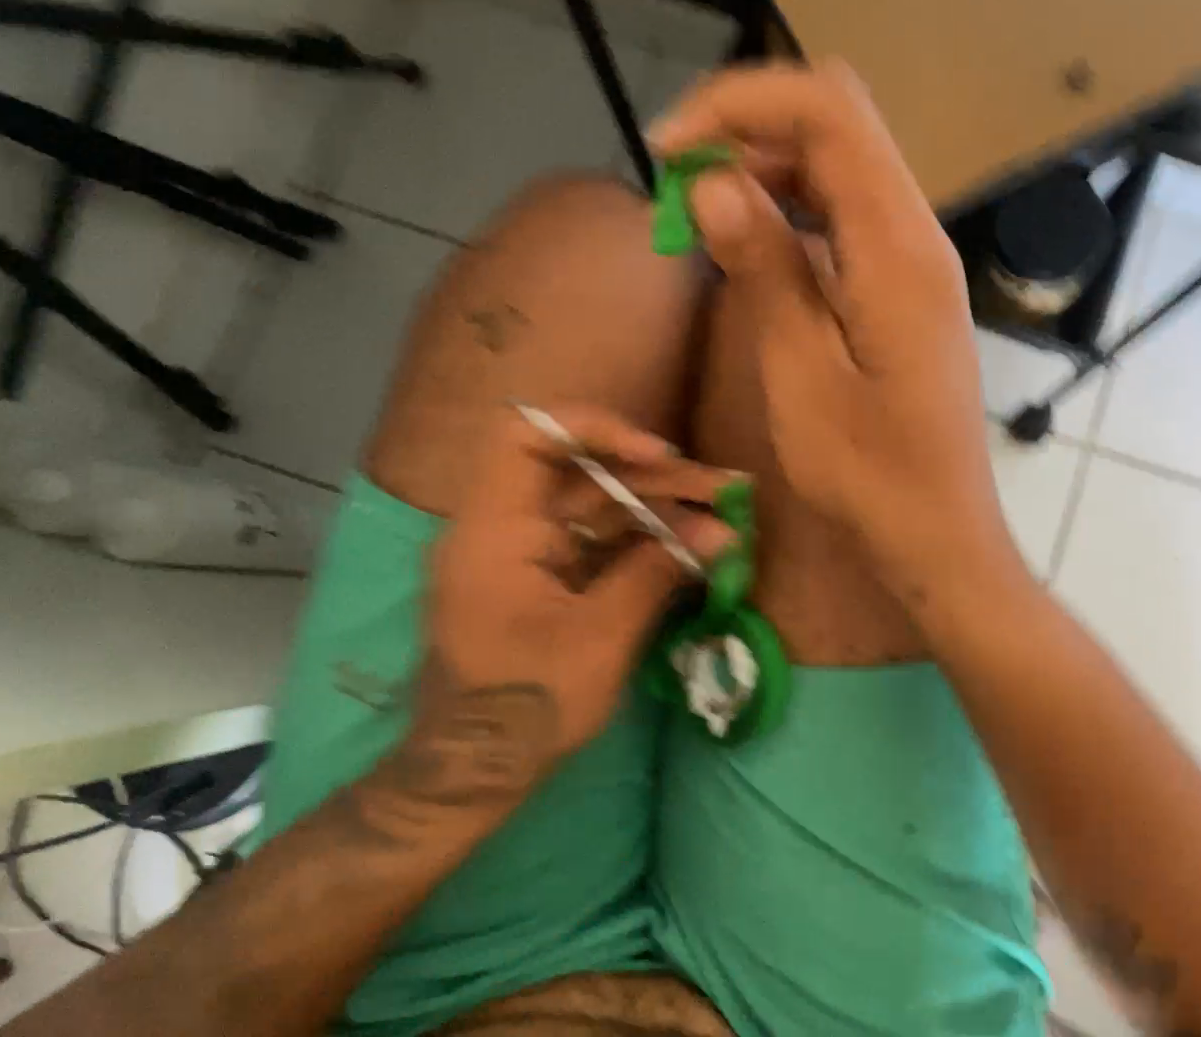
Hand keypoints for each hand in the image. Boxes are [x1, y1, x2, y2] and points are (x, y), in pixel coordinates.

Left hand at [411, 406, 734, 797]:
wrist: (475, 772)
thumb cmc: (529, 703)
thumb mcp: (600, 638)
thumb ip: (656, 573)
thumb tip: (720, 535)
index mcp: (494, 530)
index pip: (528, 435)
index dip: (596, 428)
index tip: (657, 456)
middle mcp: (502, 528)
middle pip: (581, 474)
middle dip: (656, 480)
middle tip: (725, 492)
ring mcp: (522, 555)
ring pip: (595, 509)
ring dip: (658, 512)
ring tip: (724, 521)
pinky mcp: (541, 581)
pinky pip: (593, 544)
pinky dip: (640, 544)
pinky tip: (690, 550)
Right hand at [647, 62, 1019, 595]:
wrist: (940, 536)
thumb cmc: (871, 477)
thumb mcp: (802, 377)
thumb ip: (766, 271)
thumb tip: (715, 184)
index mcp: (898, 249)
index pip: (829, 112)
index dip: (741, 105)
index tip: (669, 150)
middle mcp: (916, 238)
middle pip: (836, 130)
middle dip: (748, 132)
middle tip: (675, 182)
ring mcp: (914, 266)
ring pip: (840, 173)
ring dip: (765, 172)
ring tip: (697, 212)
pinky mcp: (903, 295)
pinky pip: (845, 223)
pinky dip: (791, 215)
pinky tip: (748, 250)